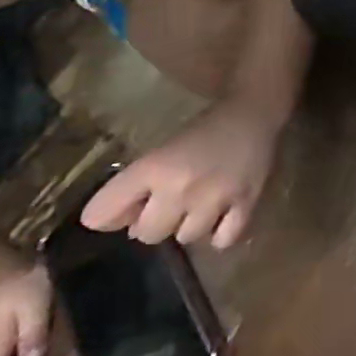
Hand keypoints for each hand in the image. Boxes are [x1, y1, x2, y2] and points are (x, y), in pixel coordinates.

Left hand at [80, 100, 279, 248]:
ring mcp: (215, 199)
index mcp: (153, 167)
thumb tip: (113, 224)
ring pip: (186, 238)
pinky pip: (222, 240)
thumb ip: (135, 186)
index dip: (106, 217)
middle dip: (153, 222)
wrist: (252, 114)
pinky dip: (219, 234)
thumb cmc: (203, 130)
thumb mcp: (161, 150)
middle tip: (167, 205)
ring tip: (198, 206)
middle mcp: (180, 187)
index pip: (102, 213)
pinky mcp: (246, 204)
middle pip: (147, 234)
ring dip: (188, 225)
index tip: (118, 213)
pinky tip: (221, 216)